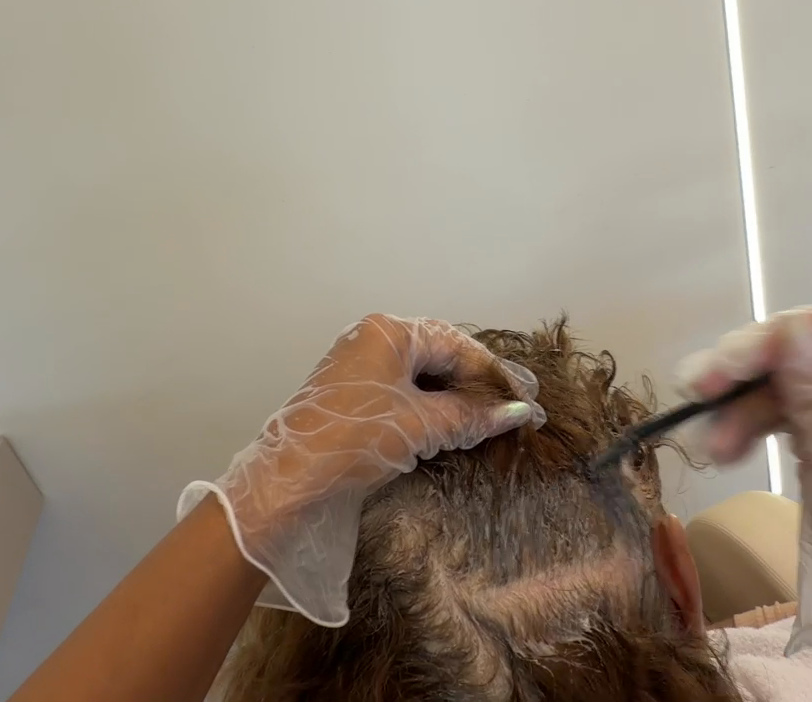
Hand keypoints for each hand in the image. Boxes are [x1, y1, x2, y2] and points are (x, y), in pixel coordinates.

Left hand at [179, 314, 543, 626]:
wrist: (288, 480)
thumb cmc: (355, 439)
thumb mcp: (420, 425)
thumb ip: (471, 416)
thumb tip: (518, 412)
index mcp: (389, 331)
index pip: (455, 344)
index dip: (492, 374)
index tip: (523, 398)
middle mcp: (373, 337)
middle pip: (438, 355)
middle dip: (474, 384)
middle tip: (511, 409)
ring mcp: (360, 363)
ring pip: (421, 374)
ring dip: (453, 397)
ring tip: (487, 420)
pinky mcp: (352, 390)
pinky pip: (403, 389)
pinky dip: (429, 406)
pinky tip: (450, 425)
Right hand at [677, 308, 811, 692]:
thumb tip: (790, 329)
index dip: (781, 335)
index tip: (734, 360)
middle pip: (797, 354)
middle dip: (745, 370)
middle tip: (698, 387)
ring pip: (775, 385)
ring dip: (734, 407)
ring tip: (708, 443)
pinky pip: (771, 416)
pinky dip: (742, 427)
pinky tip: (720, 448)